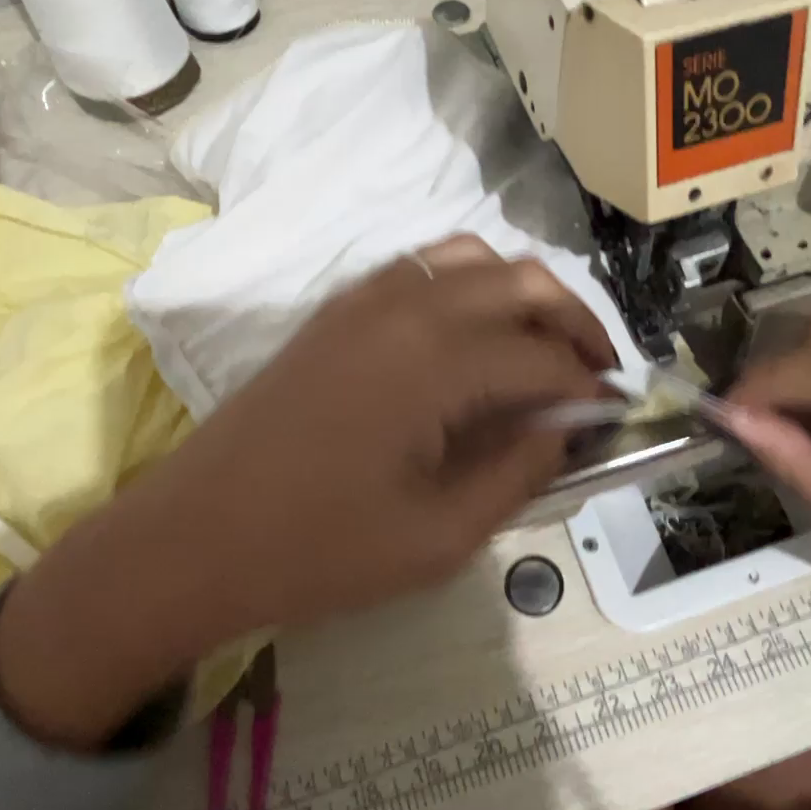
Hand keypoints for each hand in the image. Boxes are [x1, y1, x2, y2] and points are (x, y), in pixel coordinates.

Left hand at [167, 234, 615, 628]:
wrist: (193, 538)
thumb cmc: (318, 551)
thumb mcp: (440, 537)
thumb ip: (518, 472)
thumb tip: (566, 426)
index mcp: (435, 363)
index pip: (544, 356)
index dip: (591, 385)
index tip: (617, 413)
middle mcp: (407, 307)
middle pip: (521, 281)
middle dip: (574, 322)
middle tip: (594, 374)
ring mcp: (365, 298)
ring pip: (473, 258)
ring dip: (523, 294)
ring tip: (541, 348)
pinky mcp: (337, 308)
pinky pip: (423, 267)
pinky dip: (469, 284)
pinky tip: (474, 335)